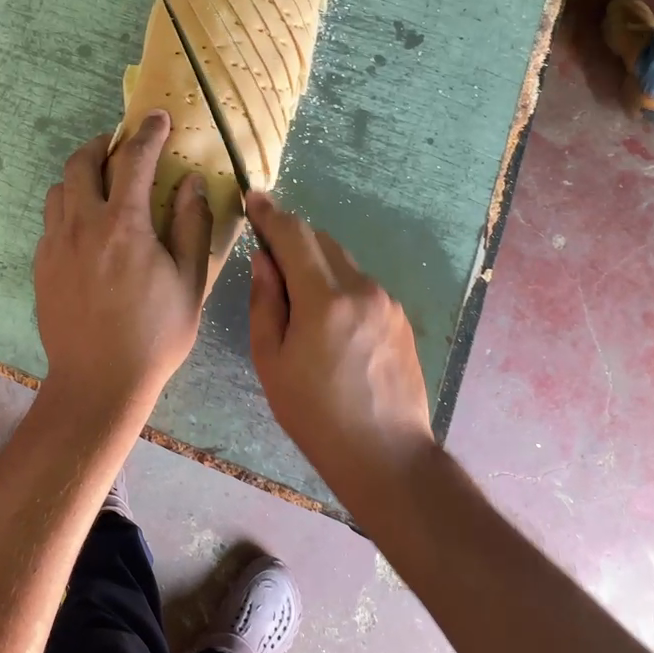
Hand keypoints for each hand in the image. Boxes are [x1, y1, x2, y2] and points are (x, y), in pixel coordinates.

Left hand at [33, 111, 213, 411]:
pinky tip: (87, 229)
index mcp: (123, 226)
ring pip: (59, 189)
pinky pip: (51, 221)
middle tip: (121, 147)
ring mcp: (55, 245)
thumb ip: (191, 226)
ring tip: (103, 187)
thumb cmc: (154, 336)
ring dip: (81, 177)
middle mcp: (82, 225)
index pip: (134, 160)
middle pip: (81, 162)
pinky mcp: (42, 265)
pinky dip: (69, 209)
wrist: (97, 383)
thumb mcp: (189, 283)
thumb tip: (190, 183)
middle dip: (103, 144)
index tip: (158, 118)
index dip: (147, 133)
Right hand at [246, 193, 434, 506]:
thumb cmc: (314, 414)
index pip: (293, 236)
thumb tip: (264, 259)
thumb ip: (265, 301)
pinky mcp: (400, 318)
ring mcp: (387, 302)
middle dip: (292, 235)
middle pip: (321, 241)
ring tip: (294, 290)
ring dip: (316, 260)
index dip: (270, 214)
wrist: (386, 455)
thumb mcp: (272, 360)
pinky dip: (337, 282)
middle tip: (266, 246)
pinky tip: (325, 315)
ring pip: (343, 261)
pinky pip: (361, 284)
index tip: (253, 197)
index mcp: (324, 299)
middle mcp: (361, 289)